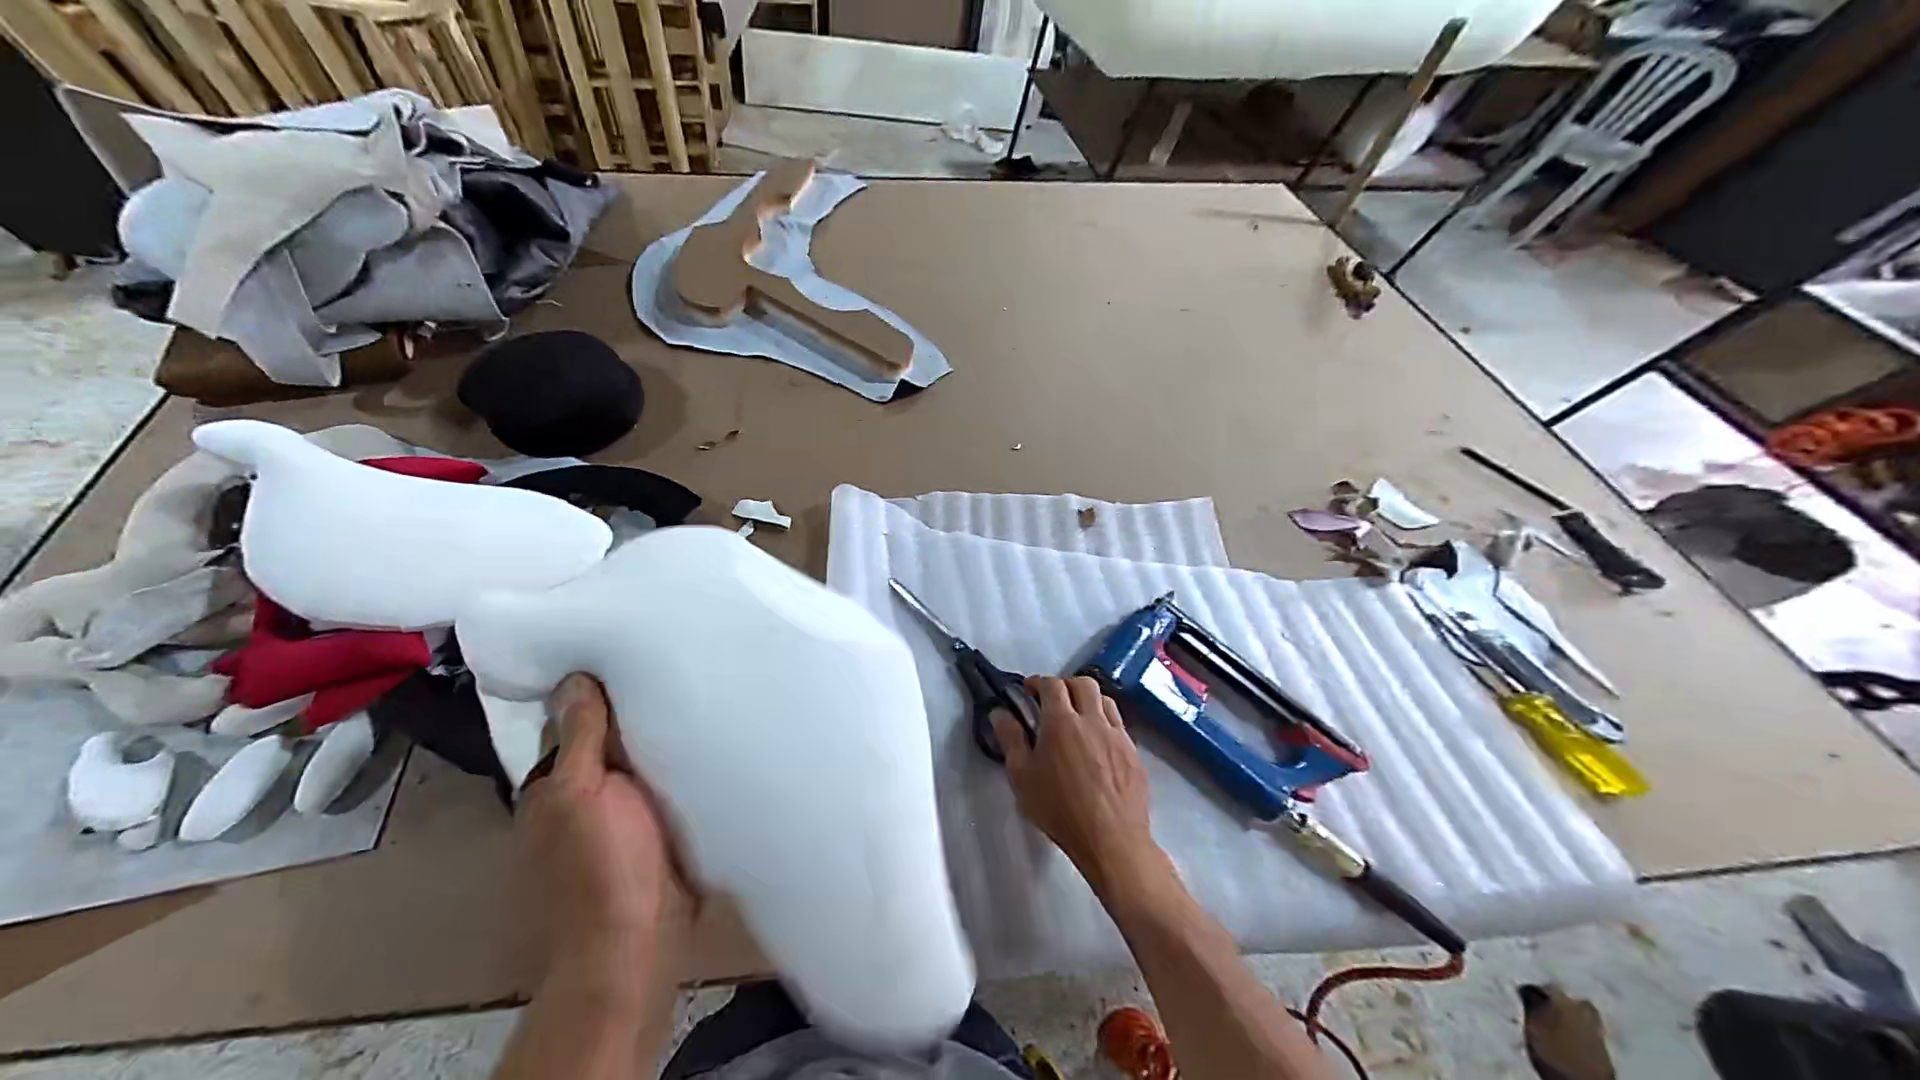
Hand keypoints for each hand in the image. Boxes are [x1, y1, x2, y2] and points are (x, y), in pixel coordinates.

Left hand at [517, 674, 695, 991]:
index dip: (602, 689)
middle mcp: (588, 795)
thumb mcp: (580, 793)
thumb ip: (580, 737)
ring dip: (670, 735)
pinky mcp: (664, 826)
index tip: (637, 650)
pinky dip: (690, 763)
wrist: (638, 942)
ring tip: (709, 686)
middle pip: (617, 739)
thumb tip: (573, 677)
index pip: (577, 721)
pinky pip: (676, 782)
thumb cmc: (601, 866)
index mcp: (556, 784)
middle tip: (685, 661)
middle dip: (644, 709)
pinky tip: (718, 736)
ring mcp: (627, 813)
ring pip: (649, 760)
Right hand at [991, 675, 1159, 890]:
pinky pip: (1120, 725)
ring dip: (1089, 700)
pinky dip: (1105, 723)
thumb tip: (1000, 713)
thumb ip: (1010, 740)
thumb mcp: (1022, 777)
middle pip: (1083, 683)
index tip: (1028, 690)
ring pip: (1106, 700)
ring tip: (1078, 717)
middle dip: (1066, 684)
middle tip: (1053, 700)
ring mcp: (1118, 736)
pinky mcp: (1134, 753)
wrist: (1111, 840)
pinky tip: (1098, 743)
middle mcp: (1093, 721)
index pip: (1052, 685)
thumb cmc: (1060, 810)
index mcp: (1062, 722)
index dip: (1038, 682)